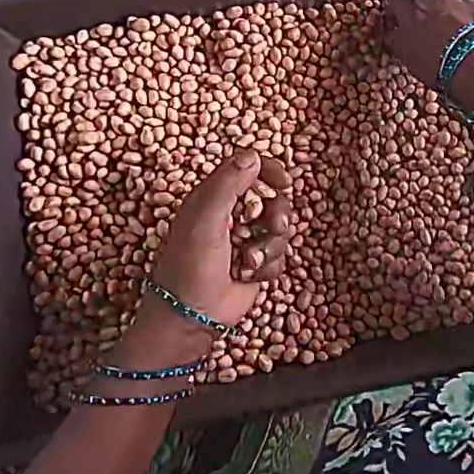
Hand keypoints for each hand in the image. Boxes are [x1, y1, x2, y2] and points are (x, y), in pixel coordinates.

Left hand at [149, 149, 293, 330]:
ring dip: (269, 246)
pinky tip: (248, 275)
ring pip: (280, 229)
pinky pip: (279, 255)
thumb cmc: (190, 266)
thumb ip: (228, 184)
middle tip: (274, 228)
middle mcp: (231, 215)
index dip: (268, 171)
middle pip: (272, 199)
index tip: (284, 183)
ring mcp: (245, 239)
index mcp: (214, 197)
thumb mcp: (206, 219)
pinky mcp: (256, 264)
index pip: (246, 169)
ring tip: (248, 262)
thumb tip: (252, 156)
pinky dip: (268, 265)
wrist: (190, 317)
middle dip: (277, 215)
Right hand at [384, 0, 473, 106]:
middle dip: (429, 17)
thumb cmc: (440, 65)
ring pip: (454, 9)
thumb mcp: (408, 59)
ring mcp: (466, 3)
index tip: (399, 20)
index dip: (399, 8)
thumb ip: (399, 41)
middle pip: (429, 2)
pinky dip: (472, 27)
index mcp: (414, 9)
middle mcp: (440, 0)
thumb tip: (394, 34)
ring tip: (456, 48)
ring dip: (452, 23)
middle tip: (431, 41)